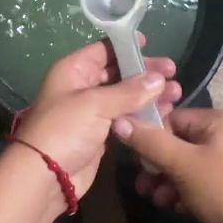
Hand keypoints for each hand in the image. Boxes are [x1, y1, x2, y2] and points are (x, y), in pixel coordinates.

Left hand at [13, 40, 182, 196]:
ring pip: (124, 96)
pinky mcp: (100, 133)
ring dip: (148, 94)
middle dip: (145, 73)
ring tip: (176, 94)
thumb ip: (129, 91)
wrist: (46, 176)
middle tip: (173, 73)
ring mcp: (90, 111)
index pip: (103, 50)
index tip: (153, 46)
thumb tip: (159, 78)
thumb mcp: (95, 104)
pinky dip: (142, 114)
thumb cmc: (65, 129)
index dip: (127, 46)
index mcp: (73, 70)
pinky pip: (125, 117)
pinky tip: (164, 113)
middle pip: (117, 72)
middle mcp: (81, 86)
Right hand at [113, 107, 222, 222]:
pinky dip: (186, 191)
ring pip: (189, 164)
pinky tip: (177, 208)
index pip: (172, 119)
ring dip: (168, 181)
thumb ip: (149, 142)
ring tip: (157, 201)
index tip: (137, 163)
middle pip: (179, 143)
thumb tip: (119, 119)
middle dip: (158, 166)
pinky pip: (202, 180)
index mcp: (218, 120)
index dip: (151, 139)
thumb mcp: (181, 164)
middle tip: (142, 186)